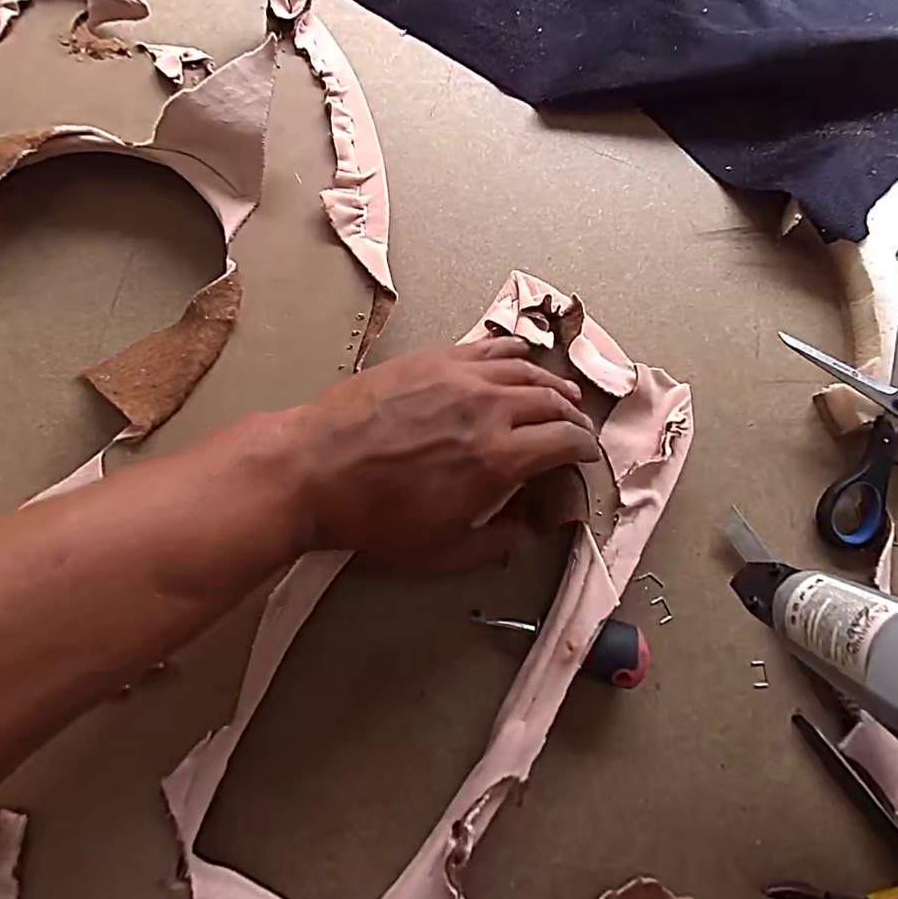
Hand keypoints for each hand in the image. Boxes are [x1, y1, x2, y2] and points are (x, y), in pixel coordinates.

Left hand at [285, 338, 599, 554]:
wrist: (312, 470)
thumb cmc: (372, 516)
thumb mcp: (444, 551)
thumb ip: (501, 540)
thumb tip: (533, 527)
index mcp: (497, 456)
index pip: (566, 440)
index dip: (585, 448)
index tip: (585, 454)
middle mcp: (487, 407)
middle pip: (552, 400)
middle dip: (573, 416)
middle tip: (575, 427)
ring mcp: (458, 375)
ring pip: (525, 369)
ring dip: (551, 381)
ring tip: (560, 391)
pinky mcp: (431, 359)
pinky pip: (486, 347)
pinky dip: (512, 352)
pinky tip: (518, 356)